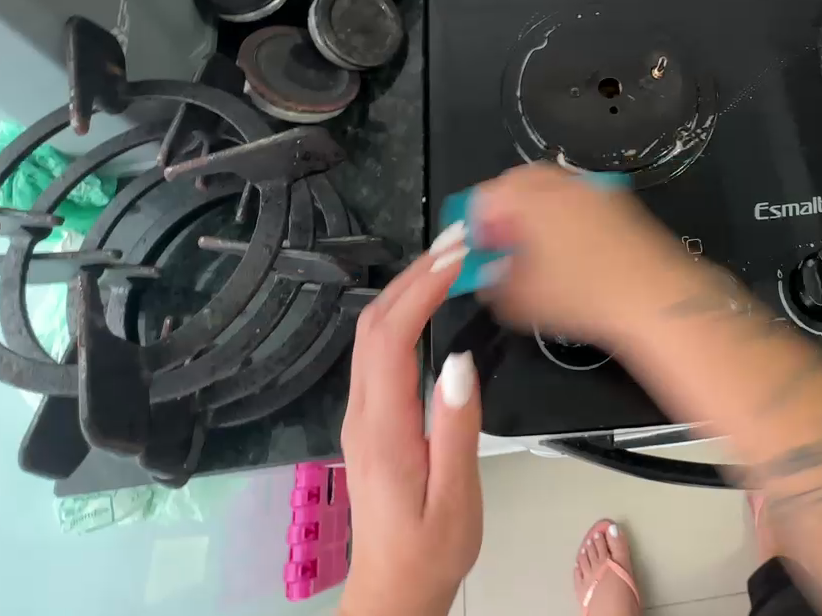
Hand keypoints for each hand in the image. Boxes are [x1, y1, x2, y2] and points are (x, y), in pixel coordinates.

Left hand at [338, 243, 481, 615]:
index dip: (423, 288)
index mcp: (382, 427)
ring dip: (407, 285)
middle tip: (458, 241)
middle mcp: (362, 410)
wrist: (393, 589)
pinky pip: (378, 345)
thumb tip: (461, 362)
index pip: (392, 337)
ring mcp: (360, 410)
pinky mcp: (369, 414)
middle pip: (374, 321)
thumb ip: (457, 428)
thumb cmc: (430, 547)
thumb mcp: (455, 497)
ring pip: (372, 329)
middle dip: (414, 272)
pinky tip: (430, 298)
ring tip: (449, 257)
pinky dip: (404, 308)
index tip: (458, 258)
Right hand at [470, 162, 709, 345]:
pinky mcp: (618, 204)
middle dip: (504, 212)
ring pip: (551, 191)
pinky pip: (578, 200)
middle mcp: (563, 184)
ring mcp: (595, 190)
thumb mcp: (521, 300)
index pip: (486, 196)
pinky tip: (566, 253)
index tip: (474, 246)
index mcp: (532, 197)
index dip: (474, 223)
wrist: (655, 297)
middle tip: (498, 244)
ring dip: (534, 213)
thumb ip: (492, 284)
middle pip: (518, 185)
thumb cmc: (591, 295)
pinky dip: (564, 217)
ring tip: (531, 252)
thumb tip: (487, 279)